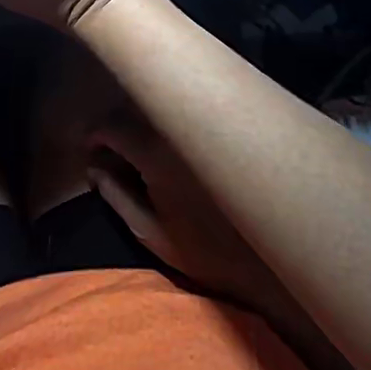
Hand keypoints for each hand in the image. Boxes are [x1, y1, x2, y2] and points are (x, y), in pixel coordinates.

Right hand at [87, 115, 282, 305]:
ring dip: (142, 127)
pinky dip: (169, 127)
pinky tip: (173, 157)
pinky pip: (185, 115)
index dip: (94, 137)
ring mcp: (204, 125)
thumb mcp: (150, 232)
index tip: (91, 155)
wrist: (279, 260)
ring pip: (161, 109)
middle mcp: (178, 127)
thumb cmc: (209, 251)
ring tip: (142, 159)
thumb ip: (114, 194)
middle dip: (117, 131)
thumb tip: (93, 165)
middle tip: (114, 158)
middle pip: (134, 111)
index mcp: (154, 150)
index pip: (110, 125)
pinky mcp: (225, 129)